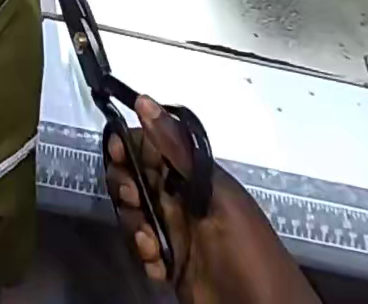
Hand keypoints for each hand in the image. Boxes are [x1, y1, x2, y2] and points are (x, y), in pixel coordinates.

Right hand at [111, 99, 321, 303]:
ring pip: (132, 212)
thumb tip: (145, 101)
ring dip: (133, 225)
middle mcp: (180, 198)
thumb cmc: (249, 256)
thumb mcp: (214, 198)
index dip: (128, 145)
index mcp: (194, 176)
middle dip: (124, 185)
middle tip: (133, 199)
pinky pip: (141, 248)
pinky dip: (143, 255)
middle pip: (133, 177)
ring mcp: (174, 231)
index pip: (149, 145)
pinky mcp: (171, 263)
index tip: (117, 152)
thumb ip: (177, 150)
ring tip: (151, 245)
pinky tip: (158, 267)